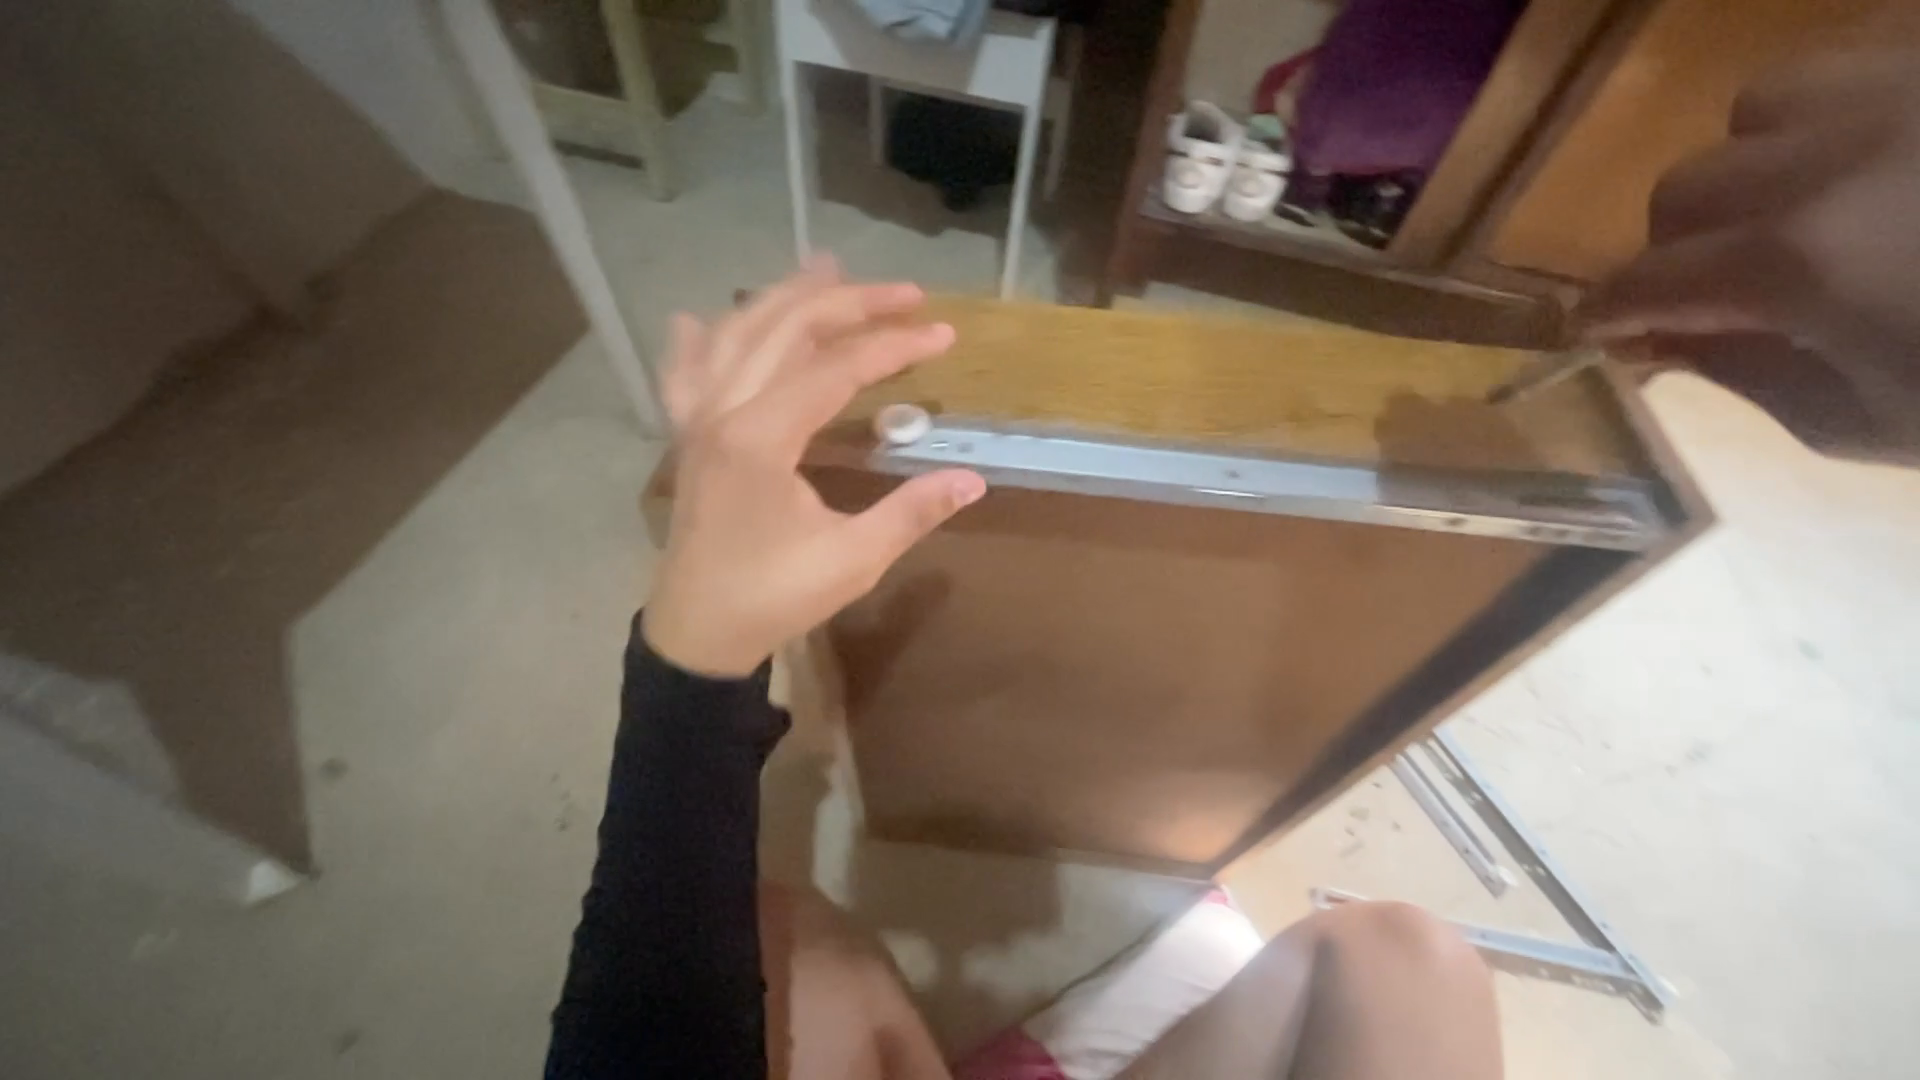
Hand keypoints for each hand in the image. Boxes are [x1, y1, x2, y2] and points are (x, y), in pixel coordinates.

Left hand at [642, 260, 985, 676]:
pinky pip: (686, 371)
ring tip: (825, 267)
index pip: (837, 367)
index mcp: (762, 436)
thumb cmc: (774, 597)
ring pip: (738, 334)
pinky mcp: (687, 437)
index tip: (943, 333)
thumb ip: (912, 512)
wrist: (697, 633)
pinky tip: (704, 318)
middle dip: (850, 302)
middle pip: (787, 329)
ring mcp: (697, 419)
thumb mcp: (853, 559)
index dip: (894, 345)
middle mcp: (723, 410)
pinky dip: (703, 339)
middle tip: (906, 292)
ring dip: (785, 297)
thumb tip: (973, 479)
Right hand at [1576, 40, 1919, 461]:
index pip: (1640, 284)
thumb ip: (1744, 375)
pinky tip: (1899, 165)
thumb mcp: (1869, 423)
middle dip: (1678, 244)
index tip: (1597, 334)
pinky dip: (1855, 116)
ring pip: (1769, 103)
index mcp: (1800, 261)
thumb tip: (1666, 341)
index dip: (1605, 315)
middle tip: (1716, 285)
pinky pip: (1881, 61)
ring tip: (1809, 204)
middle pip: (1686, 187)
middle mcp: (1845, 155)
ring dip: (1760, 162)